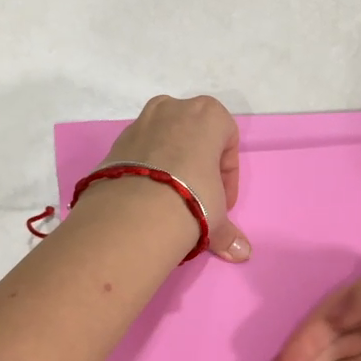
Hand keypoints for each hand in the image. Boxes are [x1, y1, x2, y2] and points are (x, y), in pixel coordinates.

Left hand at [91, 95, 251, 262]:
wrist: (134, 210)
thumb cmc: (192, 199)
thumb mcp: (216, 216)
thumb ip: (229, 231)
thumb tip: (242, 253)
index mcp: (208, 113)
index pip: (228, 143)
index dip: (228, 177)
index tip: (223, 201)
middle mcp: (174, 107)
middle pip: (195, 136)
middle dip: (199, 165)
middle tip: (199, 196)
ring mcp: (141, 121)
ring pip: (165, 141)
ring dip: (172, 165)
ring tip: (171, 198)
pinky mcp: (117, 141)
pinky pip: (141, 152)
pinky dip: (147, 169)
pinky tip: (147, 196)